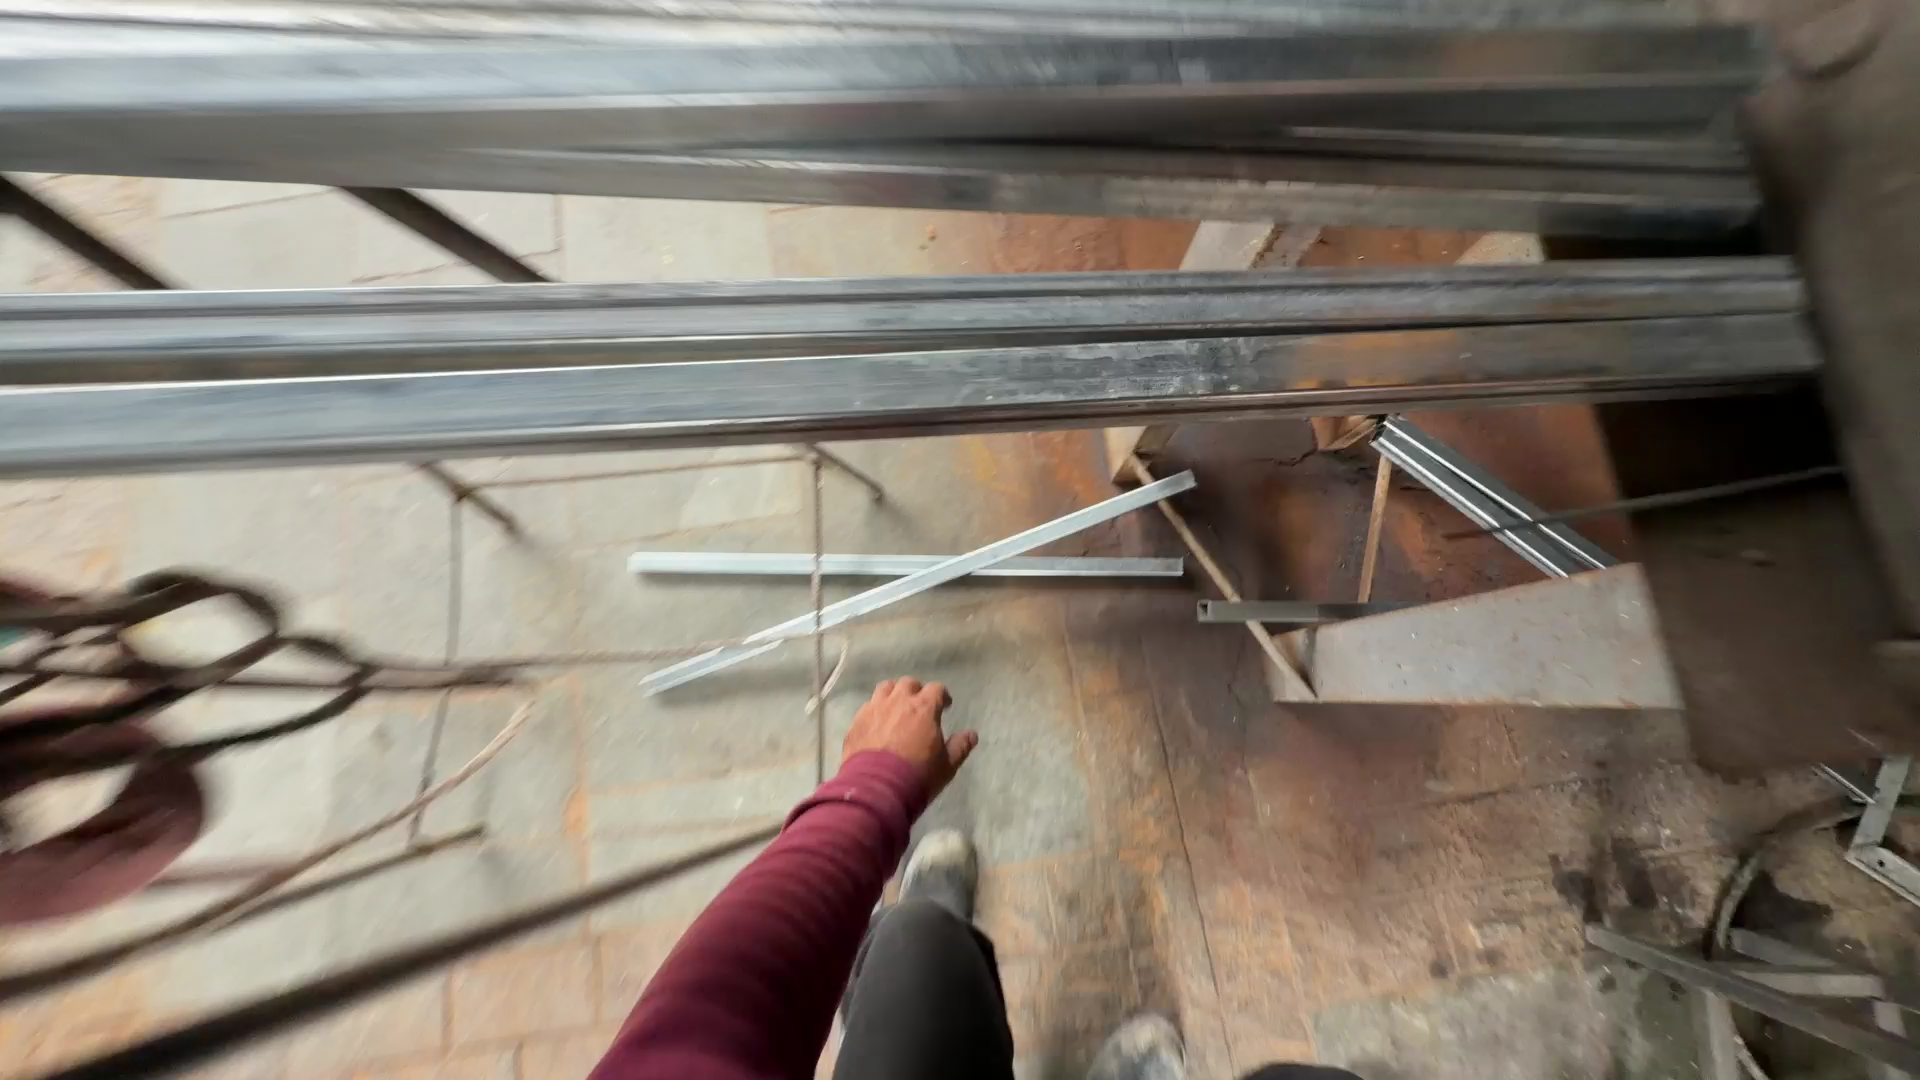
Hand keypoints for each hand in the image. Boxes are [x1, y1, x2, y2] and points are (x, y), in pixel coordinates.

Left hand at [842, 677, 976, 798]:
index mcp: (924, 708)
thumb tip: (972, 735)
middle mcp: (899, 701)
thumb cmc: (917, 776)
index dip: (942, 696)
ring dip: (894, 694)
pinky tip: (877, 723)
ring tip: (896, 708)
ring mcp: (874, 708)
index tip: (945, 706)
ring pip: (885, 688)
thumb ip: (960, 746)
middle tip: (919, 706)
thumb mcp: (946, 765)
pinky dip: (876, 709)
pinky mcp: (857, 721)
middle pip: (908, 683)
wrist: (876, 790)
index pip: (936, 689)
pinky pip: (868, 706)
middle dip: (916, 691)